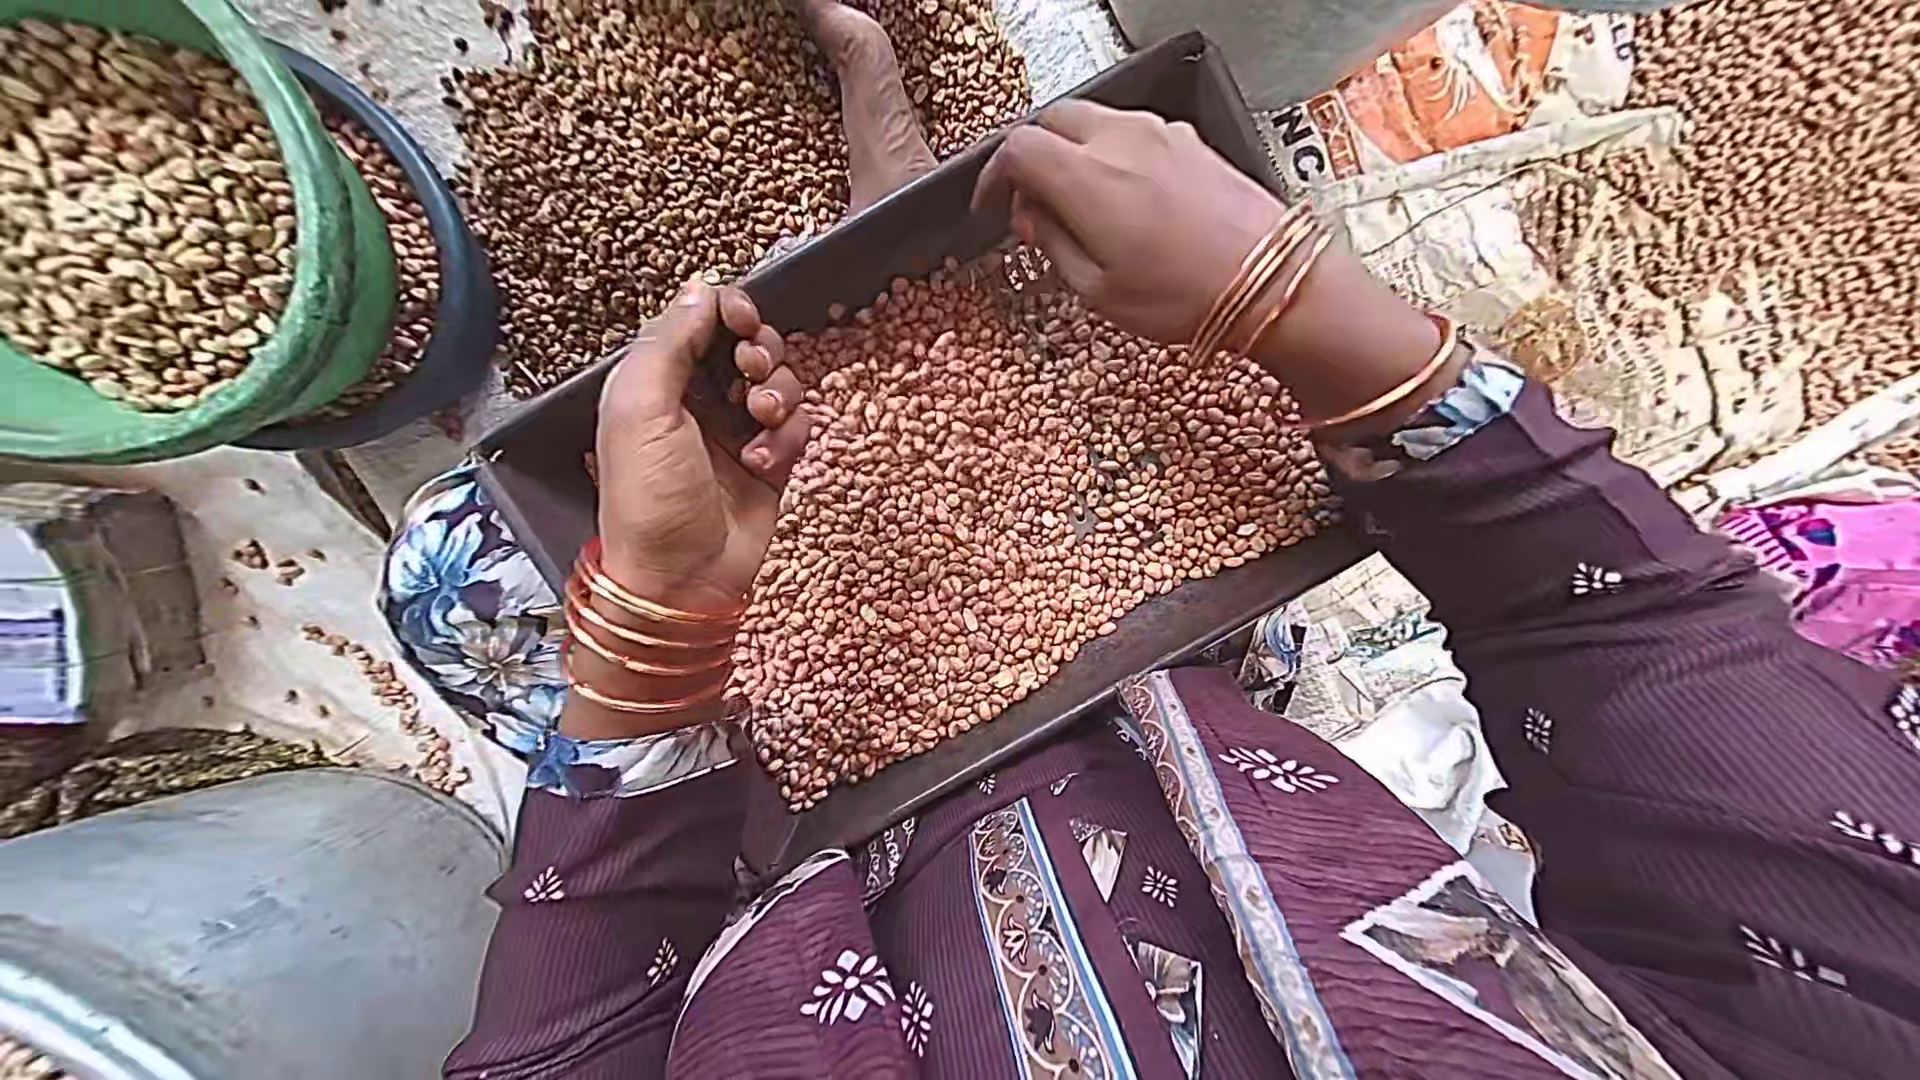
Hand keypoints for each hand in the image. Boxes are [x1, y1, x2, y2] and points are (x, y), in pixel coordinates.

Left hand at [594, 280, 812, 612]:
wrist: (683, 576)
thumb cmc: (649, 495)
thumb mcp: (641, 409)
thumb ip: (669, 343)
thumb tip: (701, 287)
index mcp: (661, 382)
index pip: (702, 325)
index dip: (727, 312)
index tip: (742, 319)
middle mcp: (702, 400)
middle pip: (749, 348)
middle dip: (760, 352)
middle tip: (753, 371)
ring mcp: (740, 432)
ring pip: (780, 385)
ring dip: (778, 395)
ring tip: (760, 420)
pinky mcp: (772, 461)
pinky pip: (796, 428)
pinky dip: (786, 439)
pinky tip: (763, 463)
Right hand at [972, 100, 1452, 430]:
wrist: (1266, 281)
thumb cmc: (1181, 295)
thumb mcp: (1096, 290)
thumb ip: (1053, 245)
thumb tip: (1030, 217)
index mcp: (1087, 178)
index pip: (1017, 148)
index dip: (992, 176)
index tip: (989, 205)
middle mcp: (1120, 139)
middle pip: (1049, 120)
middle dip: (1026, 157)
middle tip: (1026, 205)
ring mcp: (1158, 133)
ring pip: (1089, 118)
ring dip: (1065, 152)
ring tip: (1069, 205)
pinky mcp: (1186, 139)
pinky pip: (1127, 129)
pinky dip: (1102, 152)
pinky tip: (1112, 195)